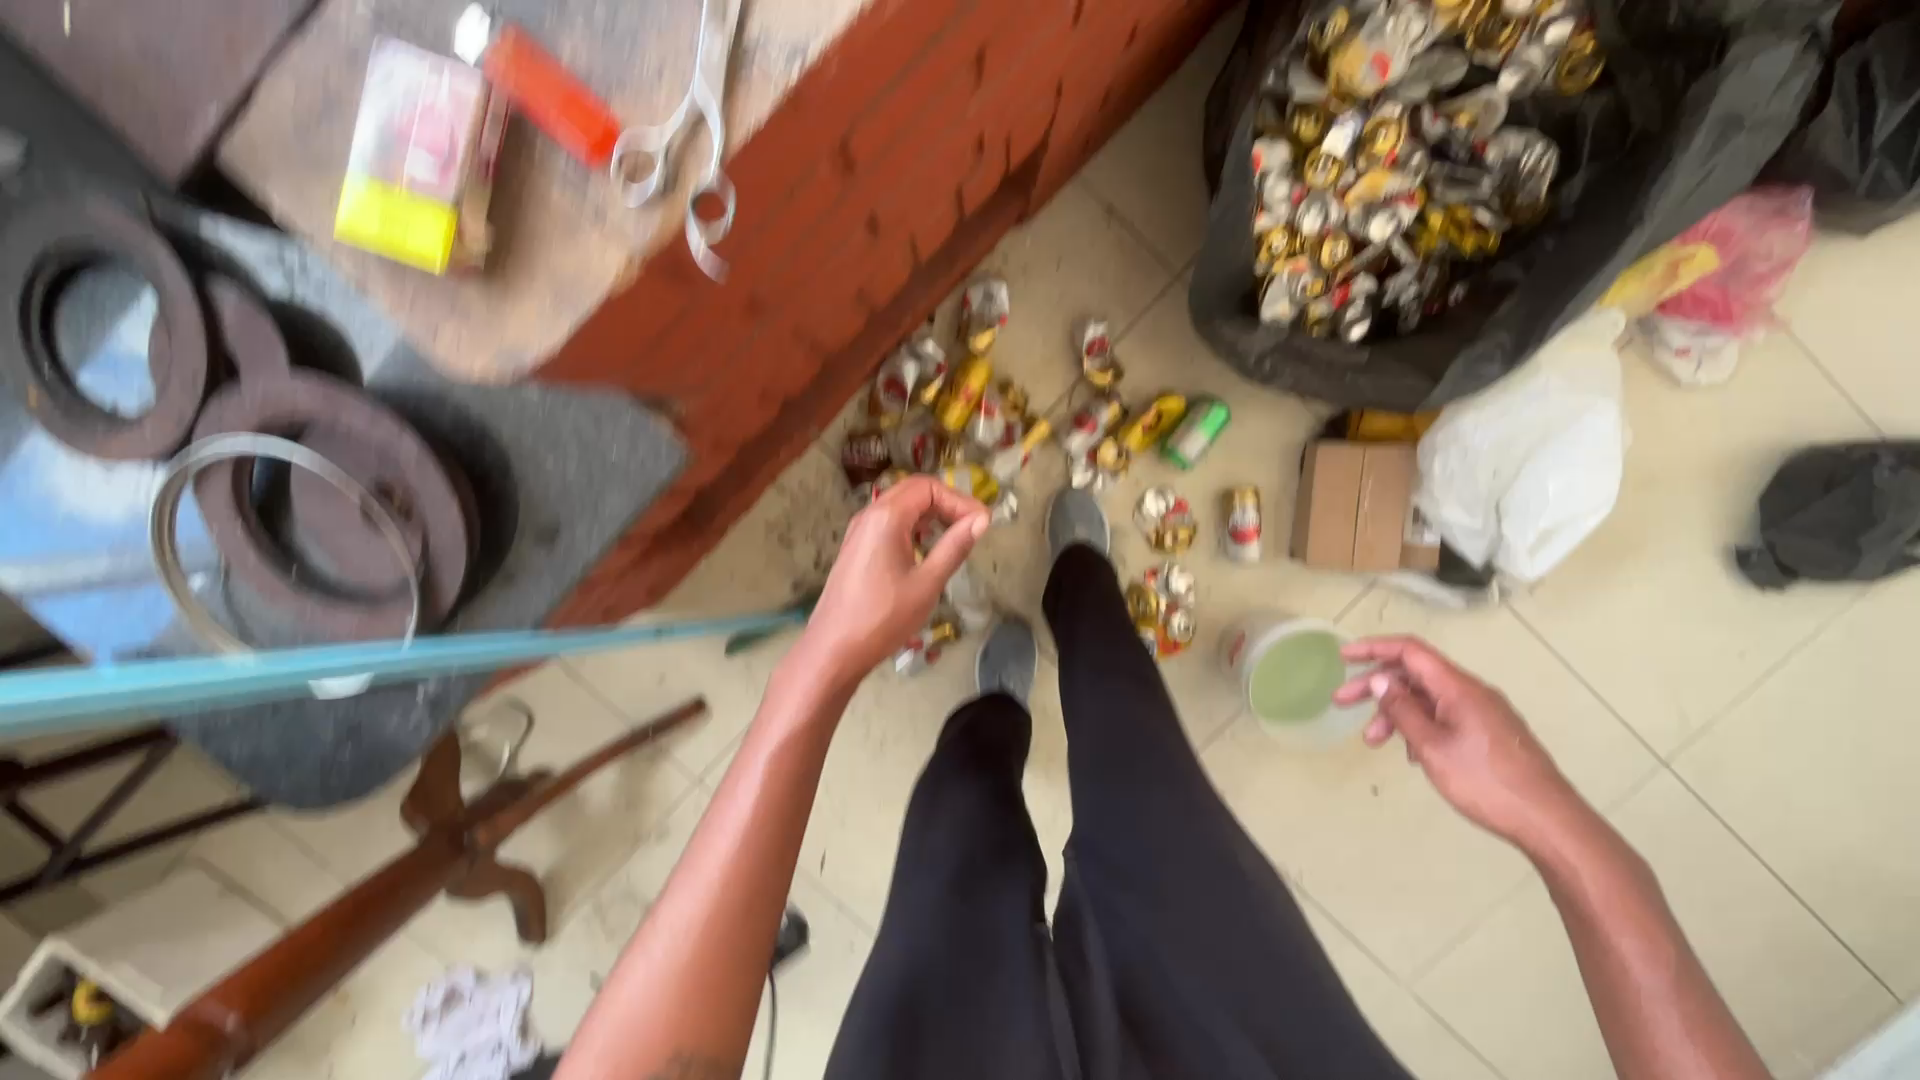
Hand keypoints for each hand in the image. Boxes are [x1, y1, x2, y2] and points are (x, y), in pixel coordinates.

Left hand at [799, 475, 988, 684]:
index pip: (928, 487)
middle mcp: (869, 515)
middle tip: (973, 527)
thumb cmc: (883, 618)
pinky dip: (913, 528)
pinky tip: (927, 551)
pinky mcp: (857, 548)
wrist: (834, 649)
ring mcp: (859, 532)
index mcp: (886, 517)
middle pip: (913, 491)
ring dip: (930, 515)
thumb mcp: (927, 584)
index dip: (959, 499)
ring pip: (901, 507)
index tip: (981, 523)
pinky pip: (889, 524)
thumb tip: (981, 520)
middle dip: (947, 503)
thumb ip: (954, 547)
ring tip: (955, 538)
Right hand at [1334, 636, 1589, 854]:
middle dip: (1376, 686)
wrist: (1548, 820)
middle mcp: (1472, 692)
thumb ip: (1402, 711)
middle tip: (1341, 703)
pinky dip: (1419, 725)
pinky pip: (1444, 716)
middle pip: (1415, 674)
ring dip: (1395, 712)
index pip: (1410, 651)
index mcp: (1458, 688)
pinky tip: (1412, 754)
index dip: (1373, 647)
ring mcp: (1483, 712)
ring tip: (1374, 741)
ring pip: (1428, 698)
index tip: (1344, 657)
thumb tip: (1380, 681)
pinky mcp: (1489, 732)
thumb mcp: (1432, 747)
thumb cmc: (1484, 781)